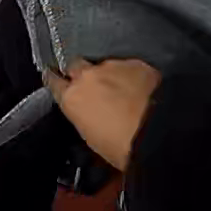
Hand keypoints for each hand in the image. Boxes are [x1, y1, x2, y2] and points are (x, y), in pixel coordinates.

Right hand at [43, 59, 160, 170]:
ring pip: (105, 66)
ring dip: (110, 76)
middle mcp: (88, 76)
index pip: (53, 81)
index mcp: (72, 98)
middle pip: (75, 64)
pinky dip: (132, 76)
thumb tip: (90, 112)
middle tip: (92, 85)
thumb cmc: (121, 147)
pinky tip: (142, 87)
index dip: (56, 80)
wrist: (157, 131)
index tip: (57, 80)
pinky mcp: (136, 63)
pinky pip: (129, 67)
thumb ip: (85, 116)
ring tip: (123, 90)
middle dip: (80, 72)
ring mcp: (113, 66)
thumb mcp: (92, 137)